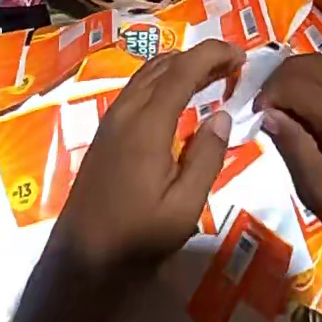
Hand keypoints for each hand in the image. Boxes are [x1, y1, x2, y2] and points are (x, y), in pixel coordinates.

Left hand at [50, 40, 243, 275]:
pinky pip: (139, 87)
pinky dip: (166, 78)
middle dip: (202, 56)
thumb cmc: (137, 240)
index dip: (214, 54)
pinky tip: (182, 96)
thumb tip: (223, 115)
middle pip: (166, 63)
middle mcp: (127, 111)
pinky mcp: (106, 132)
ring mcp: (112, 119)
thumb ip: (207, 157)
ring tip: (214, 75)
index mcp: (147, 124)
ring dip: (183, 65)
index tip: (242, 56)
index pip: (183, 69)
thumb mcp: (184, 208)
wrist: (79, 268)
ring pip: (150, 72)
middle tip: (234, 65)